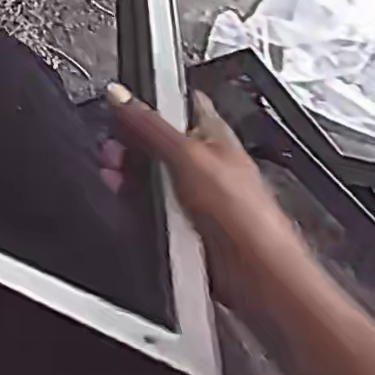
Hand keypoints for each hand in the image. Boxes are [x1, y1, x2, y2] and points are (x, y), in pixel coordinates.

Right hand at [106, 84, 306, 276]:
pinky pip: (151, 201)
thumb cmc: (244, 215)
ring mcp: (194, 192)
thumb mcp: (187, 156)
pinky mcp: (184, 221)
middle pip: (156, 139)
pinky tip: (125, 195)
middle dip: (130, 142)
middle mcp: (204, 161)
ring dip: (128, 170)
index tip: (121, 104)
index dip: (148, 101)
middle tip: (115, 148)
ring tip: (115, 173)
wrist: (259, 279)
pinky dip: (134, 197)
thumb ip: (150, 125)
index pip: (176, 102)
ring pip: (151, 171)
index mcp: (213, 134)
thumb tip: (119, 95)